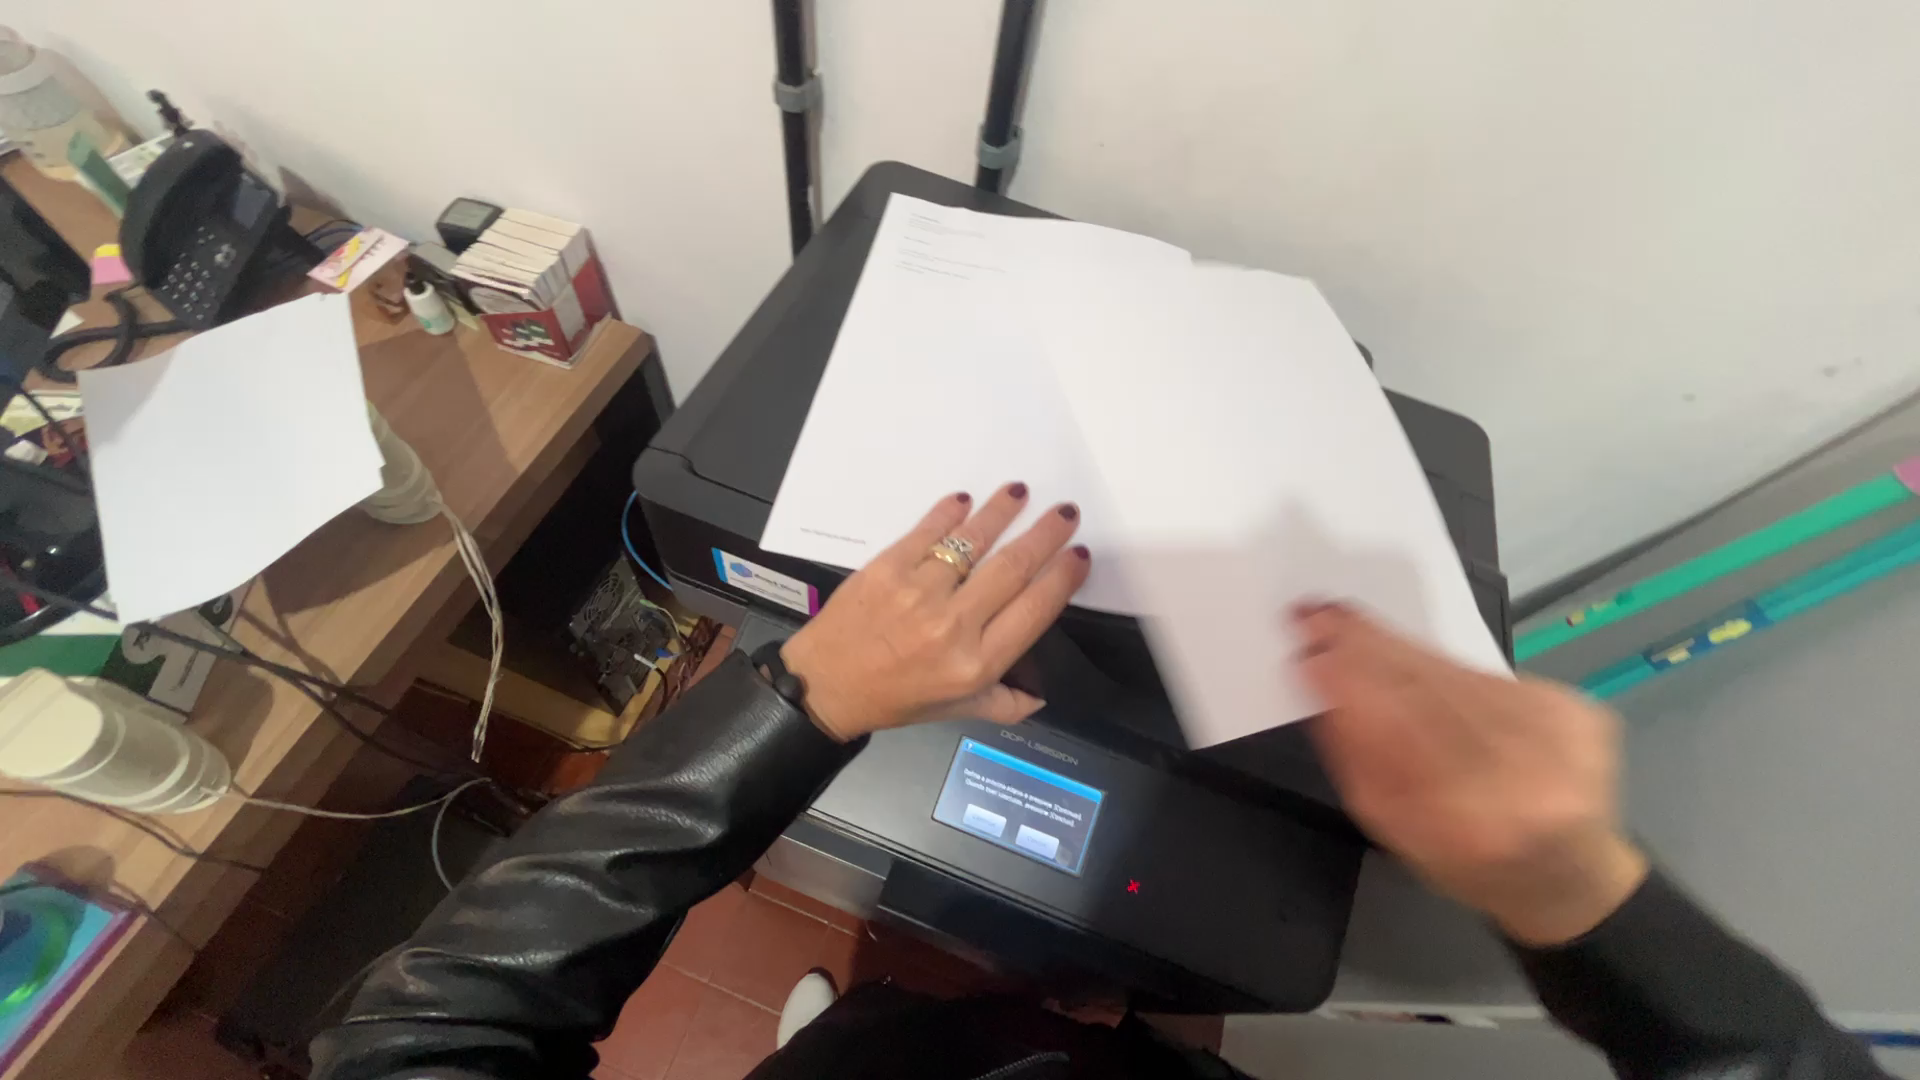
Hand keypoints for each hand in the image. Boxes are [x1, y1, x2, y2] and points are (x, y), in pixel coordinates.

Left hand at [782, 484, 1089, 740]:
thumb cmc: (894, 698)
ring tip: (1019, 493)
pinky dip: (948, 512)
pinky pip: (927, 531)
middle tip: (1064, 513)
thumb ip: (1004, 703)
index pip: (1034, 609)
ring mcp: (918, 592)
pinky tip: (965, 500)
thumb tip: (1040, 695)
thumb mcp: (955, 710)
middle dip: (1044, 535)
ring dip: (1001, 512)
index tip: (1077, 555)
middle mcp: (952, 625)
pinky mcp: (887, 567)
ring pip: (972, 542)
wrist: (825, 685)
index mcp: (976, 663)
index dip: (1062, 577)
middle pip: (1012, 568)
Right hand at [1294, 603, 1648, 945]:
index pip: (1393, 720)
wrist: (1560, 871)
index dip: (1346, 671)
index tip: (1309, 633)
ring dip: (1394, 644)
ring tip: (1354, 627)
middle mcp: (1524, 773)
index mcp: (1469, 818)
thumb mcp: (1386, 819)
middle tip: (1321, 613)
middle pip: (1425, 684)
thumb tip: (1319, 674)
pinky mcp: (1575, 709)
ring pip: (1452, 670)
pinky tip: (1414, 663)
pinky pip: (1482, 670)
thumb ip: (1352, 748)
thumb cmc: (1456, 852)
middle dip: (1363, 643)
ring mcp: (1558, 736)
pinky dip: (1438, 662)